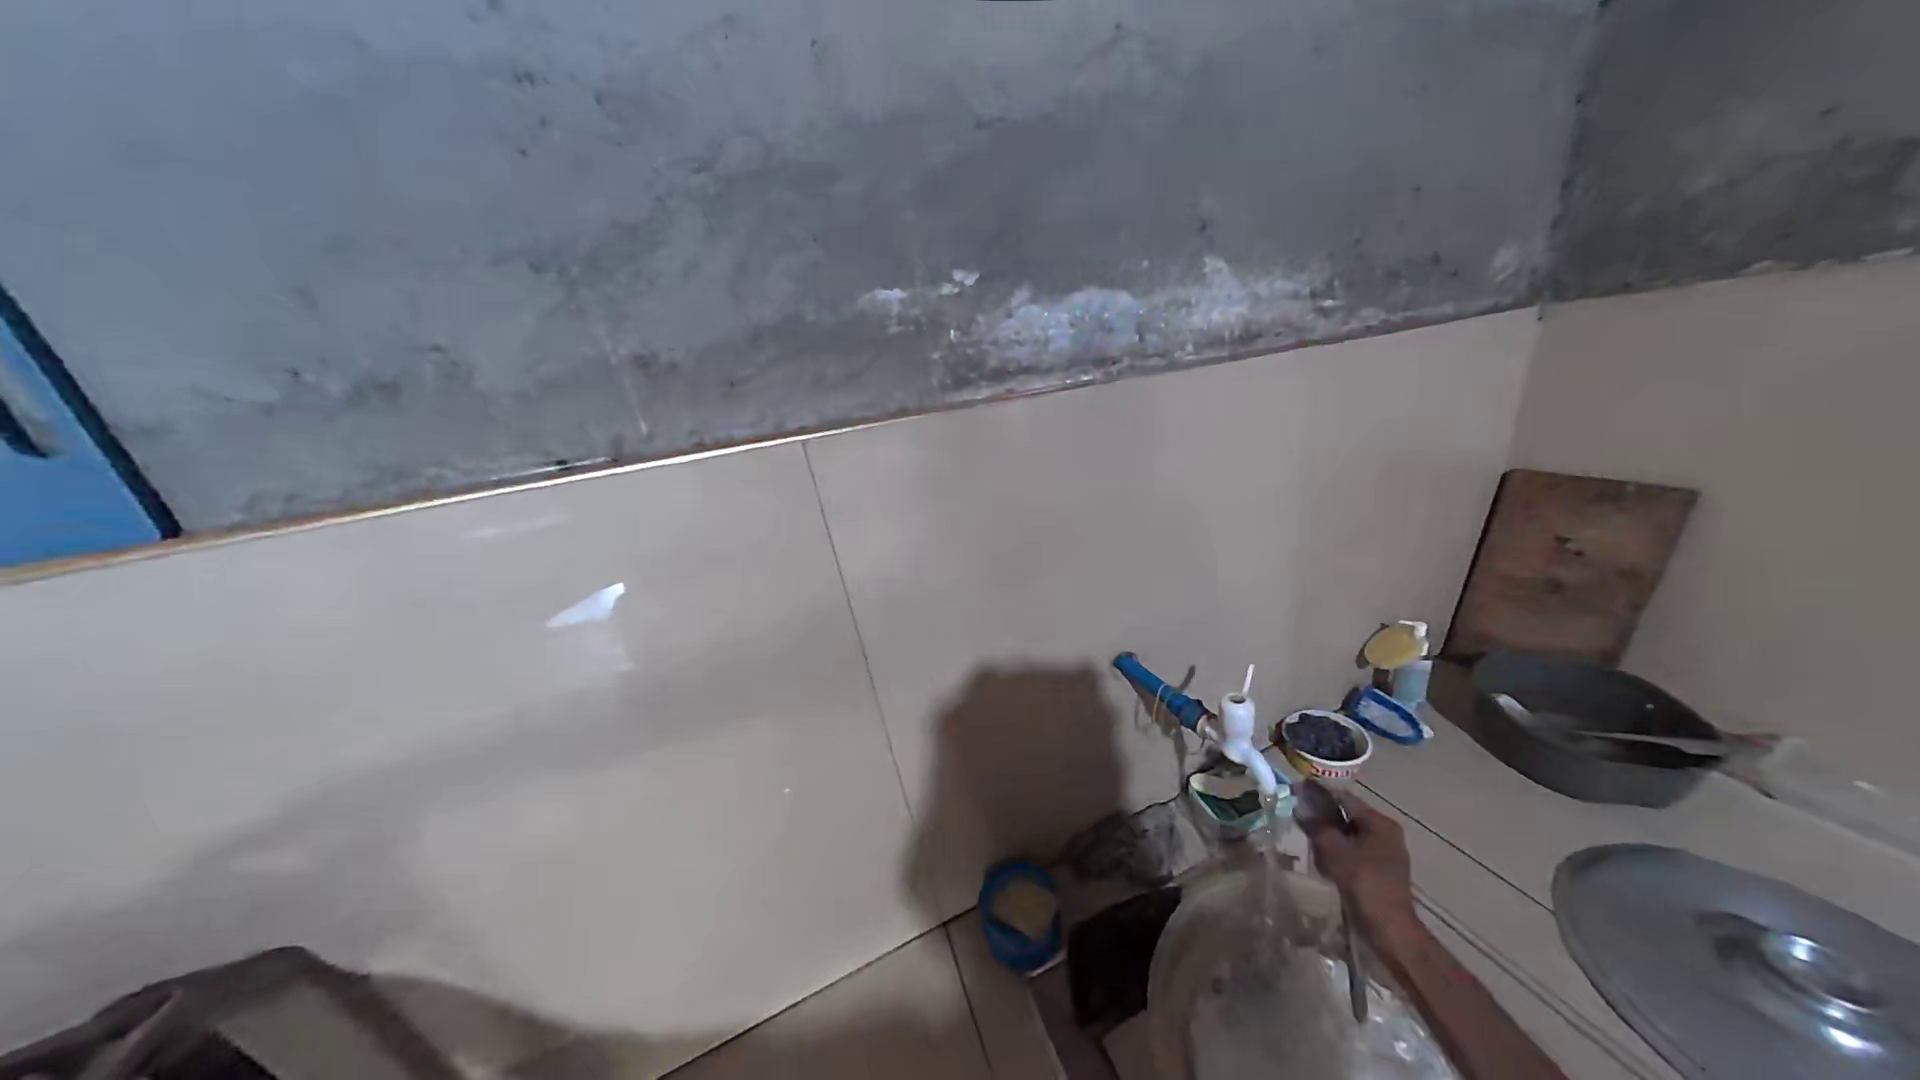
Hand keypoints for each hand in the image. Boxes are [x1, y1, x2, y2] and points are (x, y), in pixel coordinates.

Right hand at [1301, 787, 1420, 947]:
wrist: (1389, 927)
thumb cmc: (1362, 881)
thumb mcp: (1333, 849)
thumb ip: (1315, 824)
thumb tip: (1299, 805)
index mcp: (1380, 822)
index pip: (1344, 797)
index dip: (1318, 794)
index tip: (1295, 794)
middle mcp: (1386, 833)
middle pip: (1347, 816)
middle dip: (1323, 820)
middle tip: (1300, 823)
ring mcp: (1386, 853)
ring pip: (1349, 835)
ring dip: (1329, 839)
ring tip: (1312, 848)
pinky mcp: (1381, 870)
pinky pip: (1354, 852)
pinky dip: (1339, 853)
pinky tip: (1325, 865)